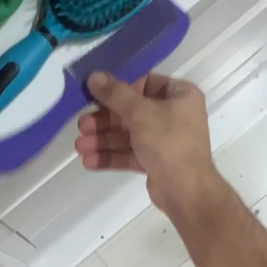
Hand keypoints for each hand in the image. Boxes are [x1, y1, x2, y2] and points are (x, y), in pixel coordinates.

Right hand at [77, 72, 222, 216]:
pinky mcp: (156, 162)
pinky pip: (131, 154)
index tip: (95, 93)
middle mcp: (174, 115)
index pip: (145, 83)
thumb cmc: (168, 142)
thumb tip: (94, 76)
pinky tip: (89, 161)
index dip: (120, 88)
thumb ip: (115, 94)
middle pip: (132, 112)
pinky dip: (111, 157)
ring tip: (80, 146)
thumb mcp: (140, 112)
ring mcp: (165, 141)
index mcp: (180, 95)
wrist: (186, 190)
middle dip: (104, 120)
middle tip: (82, 125)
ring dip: (104, 140)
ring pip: (129, 135)